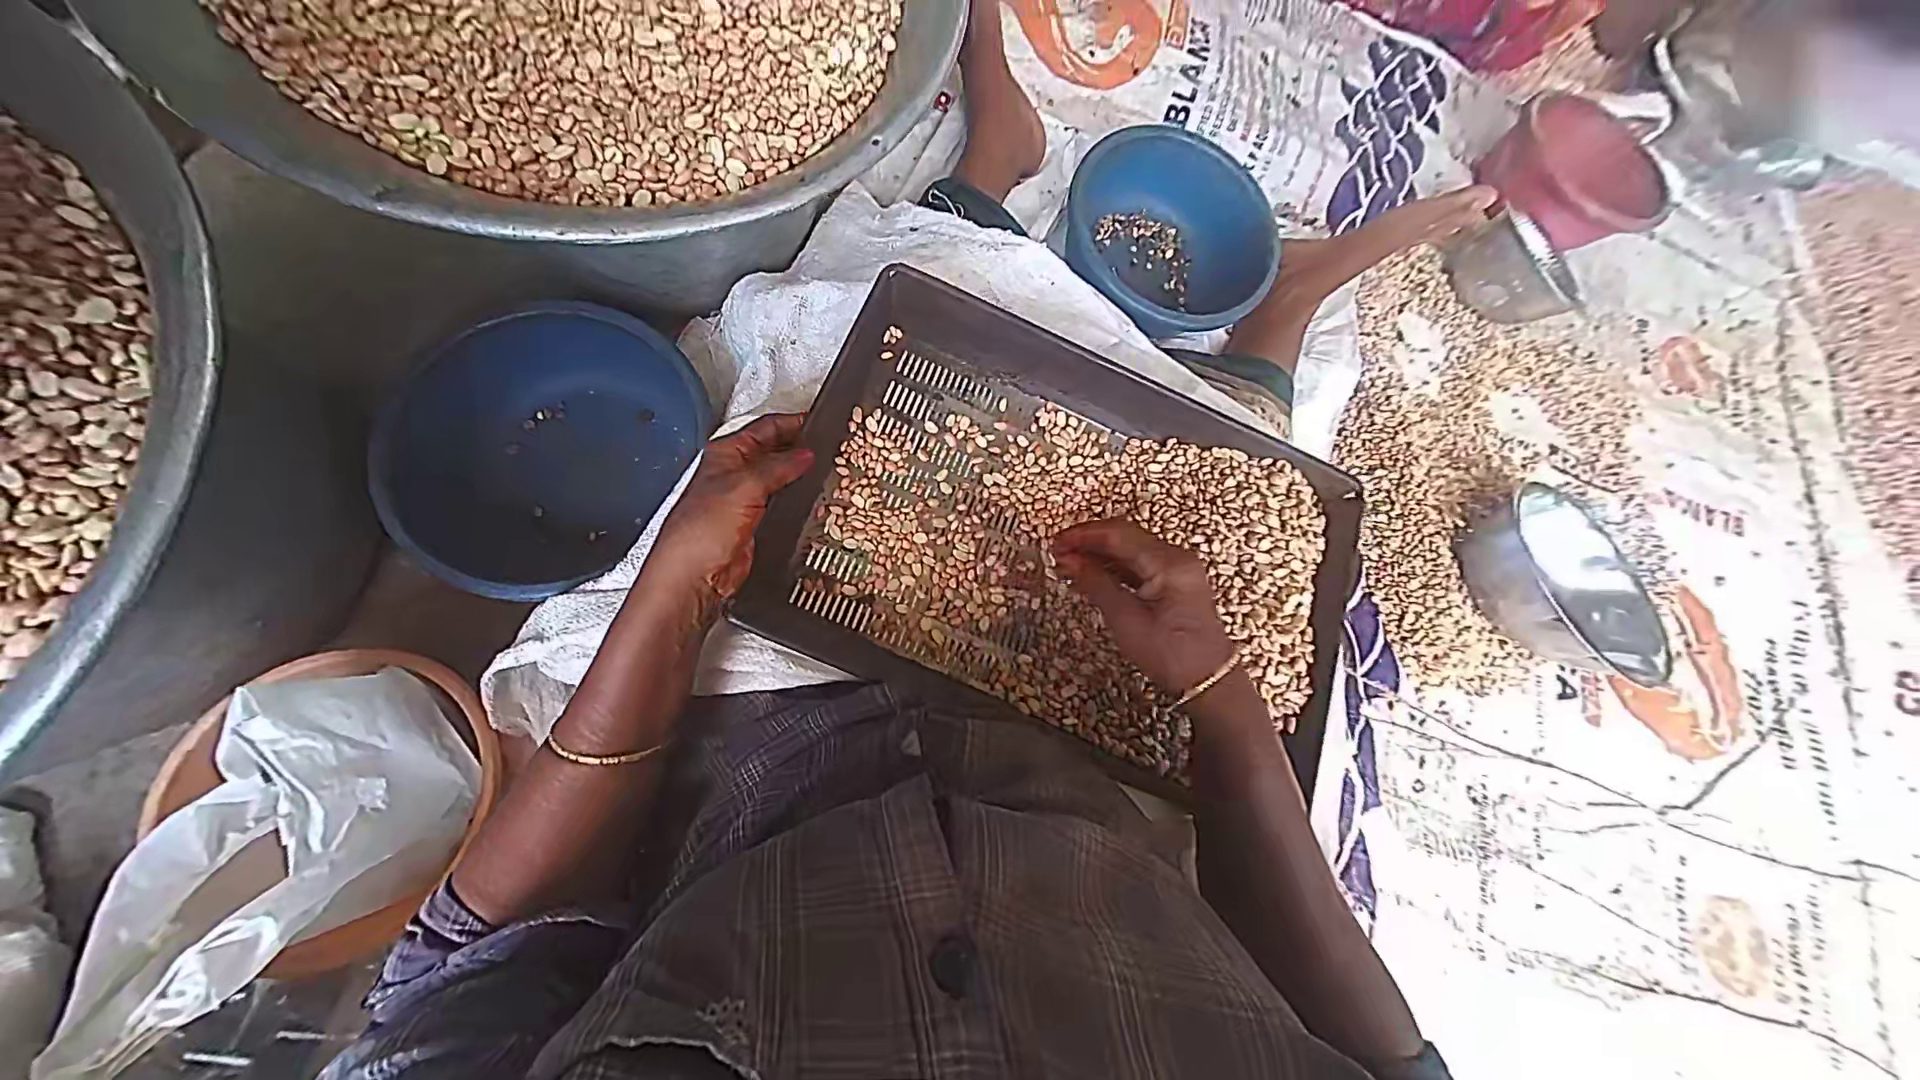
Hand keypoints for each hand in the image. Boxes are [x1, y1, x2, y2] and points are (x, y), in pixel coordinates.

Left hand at [644, 413, 813, 611]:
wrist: (695, 575)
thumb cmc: (701, 531)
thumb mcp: (745, 486)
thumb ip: (778, 467)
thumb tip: (805, 455)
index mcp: (726, 454)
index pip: (766, 428)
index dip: (793, 423)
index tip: (818, 421)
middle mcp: (736, 473)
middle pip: (775, 452)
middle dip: (800, 449)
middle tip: (828, 447)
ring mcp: (746, 499)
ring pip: (781, 479)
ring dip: (801, 476)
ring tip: (828, 471)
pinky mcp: (756, 522)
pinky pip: (783, 504)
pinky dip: (799, 501)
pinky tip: (815, 501)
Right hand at [1052, 519, 1235, 695]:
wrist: (1208, 681)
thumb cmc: (1170, 654)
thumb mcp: (1126, 619)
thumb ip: (1096, 583)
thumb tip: (1069, 560)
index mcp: (1168, 562)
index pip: (1118, 534)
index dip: (1083, 535)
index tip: (1056, 543)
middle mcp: (1176, 557)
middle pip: (1125, 536)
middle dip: (1089, 541)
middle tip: (1058, 552)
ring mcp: (1178, 568)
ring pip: (1130, 548)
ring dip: (1099, 553)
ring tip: (1070, 564)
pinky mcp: (1176, 581)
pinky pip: (1139, 563)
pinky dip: (1114, 566)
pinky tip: (1093, 575)